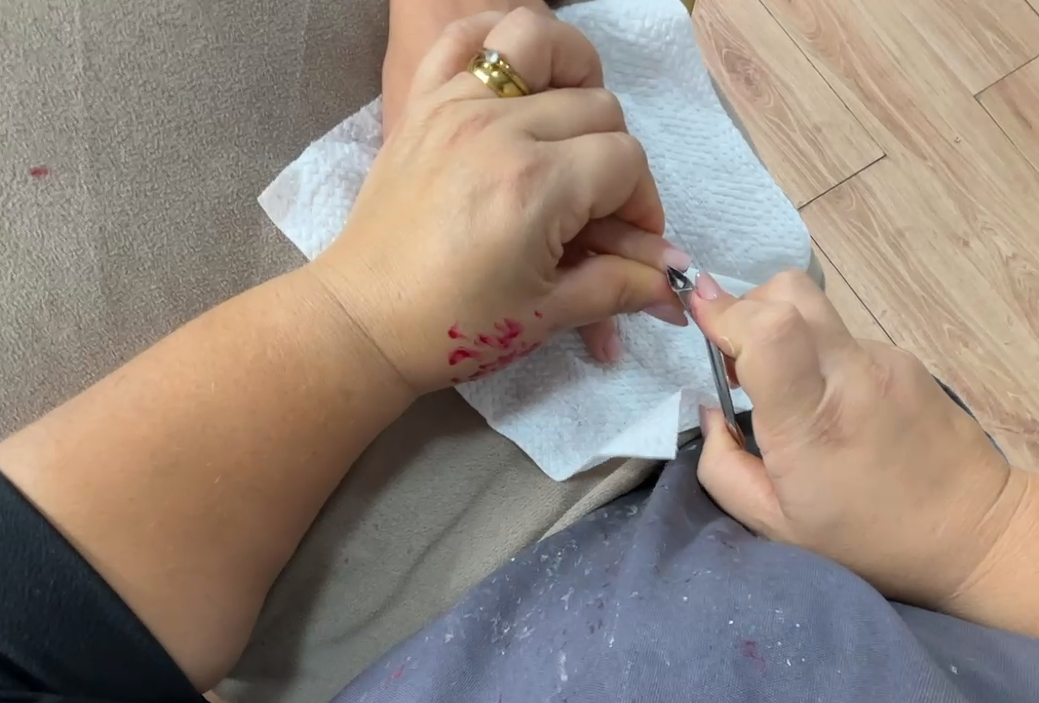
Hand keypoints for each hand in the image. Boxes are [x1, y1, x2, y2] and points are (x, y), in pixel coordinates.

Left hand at [311, 8, 690, 394]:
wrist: (366, 324)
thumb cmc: (452, 329)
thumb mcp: (544, 316)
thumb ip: (617, 288)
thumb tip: (672, 282)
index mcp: (536, 186)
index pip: (626, 162)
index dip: (644, 205)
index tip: (633, 243)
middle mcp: (501, 129)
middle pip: (599, 108)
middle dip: (615, 161)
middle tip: (599, 211)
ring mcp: (456, 106)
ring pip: (541, 43)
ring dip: (573, 72)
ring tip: (572, 125)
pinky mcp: (423, 104)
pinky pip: (467, 37)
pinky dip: (499, 42)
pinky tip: (516, 80)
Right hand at [691, 270, 1021, 608]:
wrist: (972, 530)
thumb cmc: (866, 539)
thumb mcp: (772, 523)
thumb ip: (722, 465)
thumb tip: (711, 410)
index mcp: (811, 423)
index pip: (768, 329)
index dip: (725, 314)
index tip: (701, 322)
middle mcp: (851, 375)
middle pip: (787, 293)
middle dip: (746, 310)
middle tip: (736, 362)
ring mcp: (883, 360)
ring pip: (813, 308)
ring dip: (779, 332)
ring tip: (782, 391)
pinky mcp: (903, 359)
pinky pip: (839, 335)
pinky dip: (813, 354)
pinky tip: (825, 404)